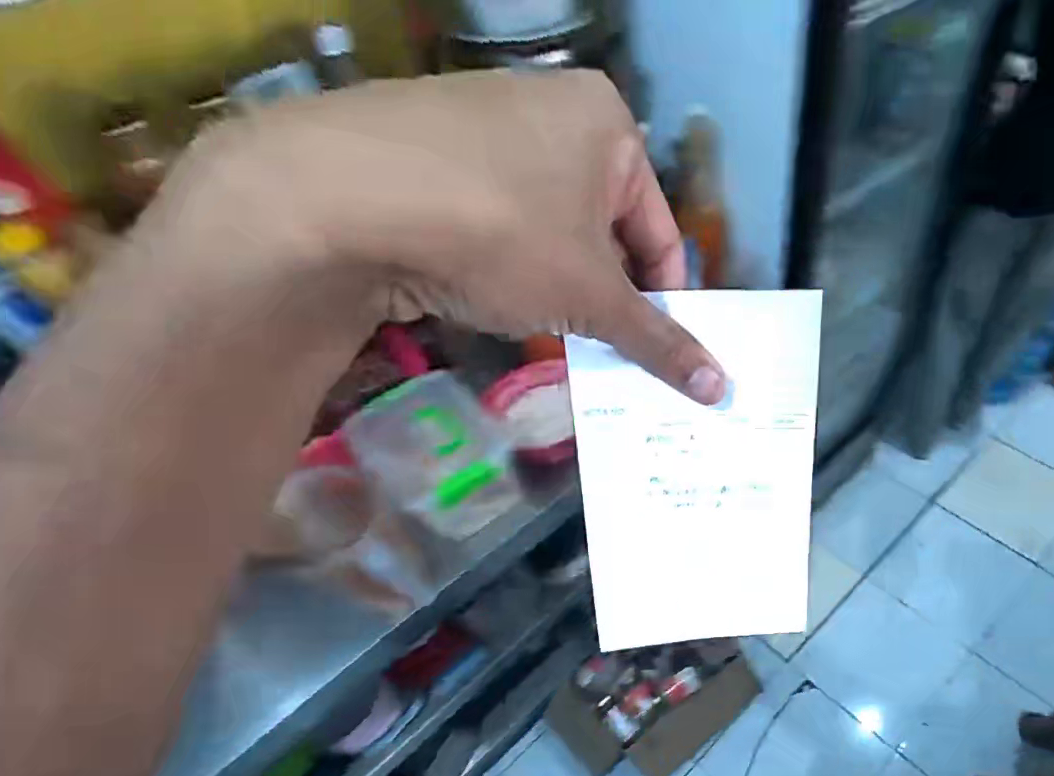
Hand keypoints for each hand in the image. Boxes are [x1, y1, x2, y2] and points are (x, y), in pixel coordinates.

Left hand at [154, 70, 726, 402]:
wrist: (333, 197)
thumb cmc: (499, 233)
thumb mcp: (592, 298)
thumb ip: (659, 342)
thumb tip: (720, 390)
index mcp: (608, 124)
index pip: (662, 235)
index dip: (663, 303)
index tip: (655, 352)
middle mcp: (552, 108)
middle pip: (609, 233)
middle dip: (609, 298)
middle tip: (602, 348)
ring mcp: (488, 125)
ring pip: (555, 231)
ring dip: (562, 288)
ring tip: (545, 327)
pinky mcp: (434, 150)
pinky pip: (502, 220)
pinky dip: (511, 267)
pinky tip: (491, 296)